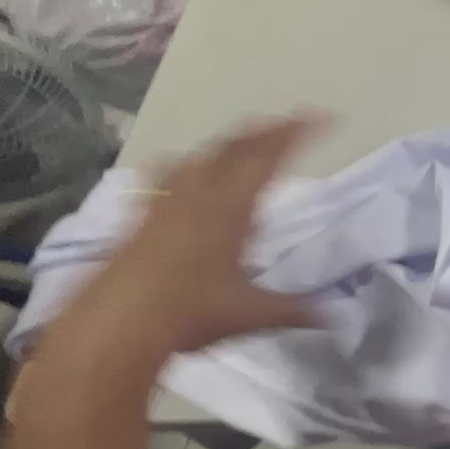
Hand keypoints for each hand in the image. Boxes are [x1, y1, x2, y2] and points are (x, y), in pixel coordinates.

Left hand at [51, 116, 324, 361]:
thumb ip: (297, 309)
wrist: (112, 331)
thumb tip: (337, 318)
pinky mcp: (138, 221)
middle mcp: (195, 198)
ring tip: (242, 142)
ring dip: (224, 145)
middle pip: (231, 148)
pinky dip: (184, 167)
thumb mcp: (255, 313)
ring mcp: (162, 207)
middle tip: (291, 122)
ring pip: (196, 157)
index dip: (298, 133)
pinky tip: (184, 172)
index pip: (269, 158)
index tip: (325, 118)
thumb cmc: (190, 314)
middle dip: (265, 131)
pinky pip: (164, 178)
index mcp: (231, 210)